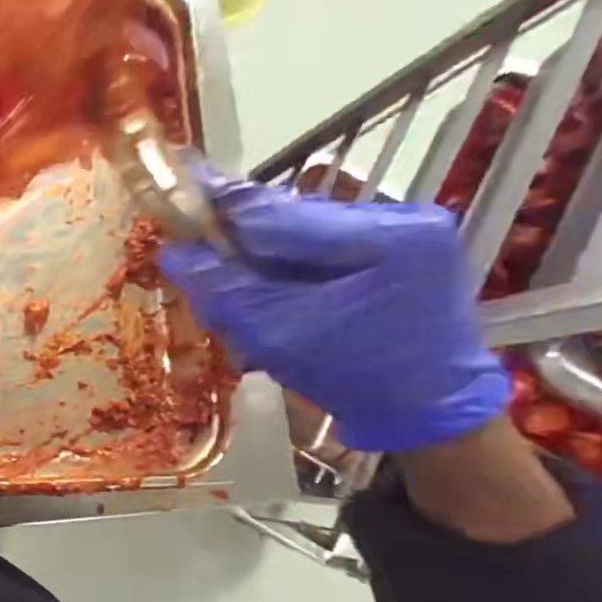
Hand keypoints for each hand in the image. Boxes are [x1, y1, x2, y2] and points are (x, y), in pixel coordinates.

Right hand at [157, 175, 509, 451]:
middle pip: (291, 220)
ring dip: (259, 258)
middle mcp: (400, 218)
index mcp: (381, 235)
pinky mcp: (400, 253)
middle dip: (238, 239)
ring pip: (304, 236)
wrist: (427, 414)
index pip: (277, 213)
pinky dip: (285, 271)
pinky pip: (321, 252)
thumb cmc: (353, 377)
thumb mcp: (277, 336)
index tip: (175, 187)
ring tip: (230, 287)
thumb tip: (173, 253)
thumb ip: (224, 291)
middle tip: (192, 249)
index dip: (219, 206)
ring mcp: (405, 234)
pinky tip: (269, 298)